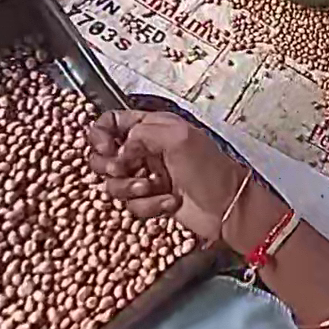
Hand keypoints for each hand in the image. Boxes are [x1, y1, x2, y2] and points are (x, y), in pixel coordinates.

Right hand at [85, 110, 249, 246]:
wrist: (228, 207)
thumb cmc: (210, 169)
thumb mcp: (178, 137)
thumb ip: (141, 133)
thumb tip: (118, 151)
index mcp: (153, 126)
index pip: (112, 122)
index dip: (100, 134)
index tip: (106, 148)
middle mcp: (147, 149)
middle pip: (105, 155)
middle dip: (111, 166)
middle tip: (122, 170)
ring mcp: (148, 175)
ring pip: (115, 183)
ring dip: (131, 188)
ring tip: (154, 188)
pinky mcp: (151, 200)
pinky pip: (131, 205)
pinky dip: (148, 206)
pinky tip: (170, 202)